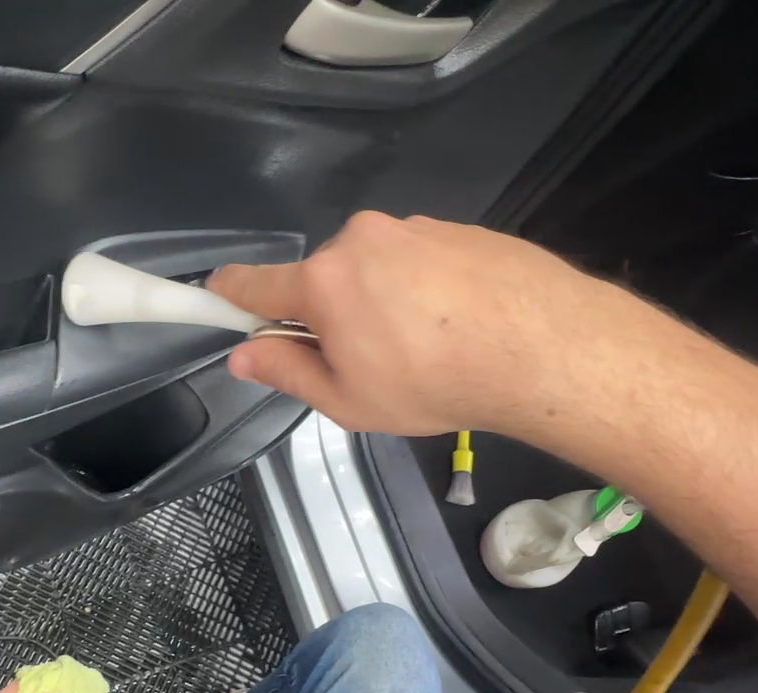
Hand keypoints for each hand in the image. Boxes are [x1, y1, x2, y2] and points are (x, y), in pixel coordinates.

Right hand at [208, 211, 688, 445]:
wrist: (541, 348)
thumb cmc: (430, 384)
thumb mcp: (347, 399)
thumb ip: (287, 373)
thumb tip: (243, 357)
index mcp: (323, 281)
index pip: (253, 283)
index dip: (229, 296)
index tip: (216, 299)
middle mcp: (360, 239)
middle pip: (318, 278)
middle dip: (325, 314)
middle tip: (360, 361)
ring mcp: (411, 227)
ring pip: (370, 269)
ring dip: (374, 301)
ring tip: (419, 347)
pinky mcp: (454, 227)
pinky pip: (414, 260)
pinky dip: (417, 290)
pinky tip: (450, 325)